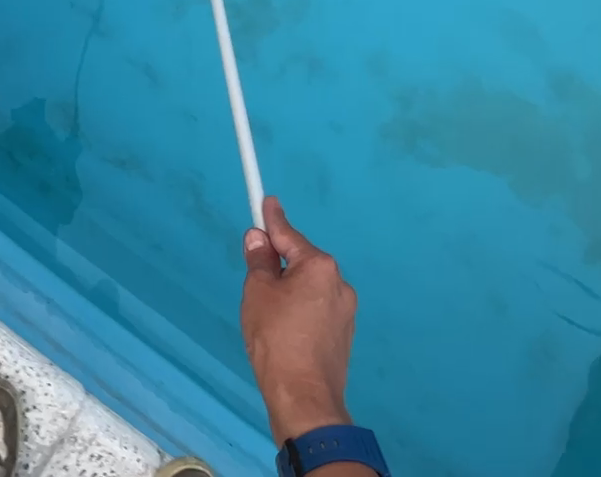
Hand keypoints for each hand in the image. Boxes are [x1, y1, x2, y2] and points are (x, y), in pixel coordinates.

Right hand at [241, 196, 357, 444]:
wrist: (304, 399)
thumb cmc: (276, 338)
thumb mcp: (258, 292)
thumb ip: (259, 260)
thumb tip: (258, 238)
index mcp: (319, 266)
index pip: (289, 235)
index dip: (272, 219)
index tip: (267, 201)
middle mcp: (339, 282)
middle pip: (302, 260)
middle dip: (280, 260)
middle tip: (254, 269)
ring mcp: (346, 310)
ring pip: (310, 286)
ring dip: (290, 286)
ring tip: (267, 309)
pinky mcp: (344, 334)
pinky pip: (317, 307)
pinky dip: (300, 307)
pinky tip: (284, 326)